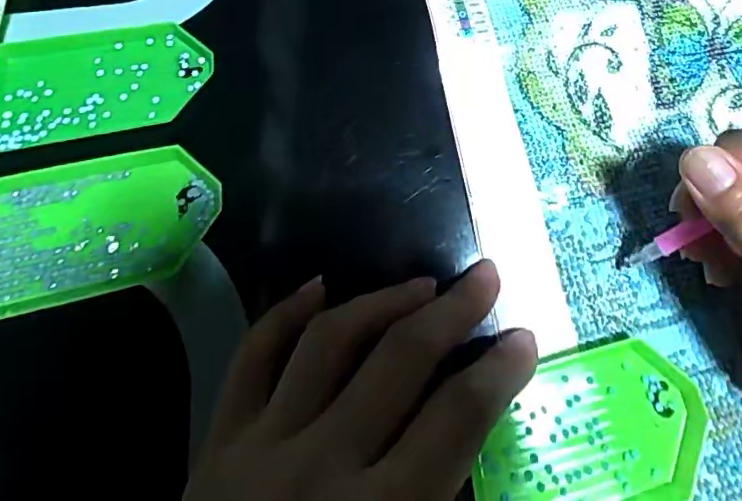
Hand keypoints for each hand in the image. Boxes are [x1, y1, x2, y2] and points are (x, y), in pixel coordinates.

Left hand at [185, 260, 538, 500]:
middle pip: (402, 358)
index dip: (499, 371)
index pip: (457, 418)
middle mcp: (323, 467)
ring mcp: (263, 448)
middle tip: (487, 274)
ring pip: (333, 341)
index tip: (524, 339)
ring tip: (422, 283)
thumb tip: (481, 445)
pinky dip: (285, 314)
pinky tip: (318, 285)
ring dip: (384, 300)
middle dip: (454, 309)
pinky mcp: (217, 445)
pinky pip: (252, 358)